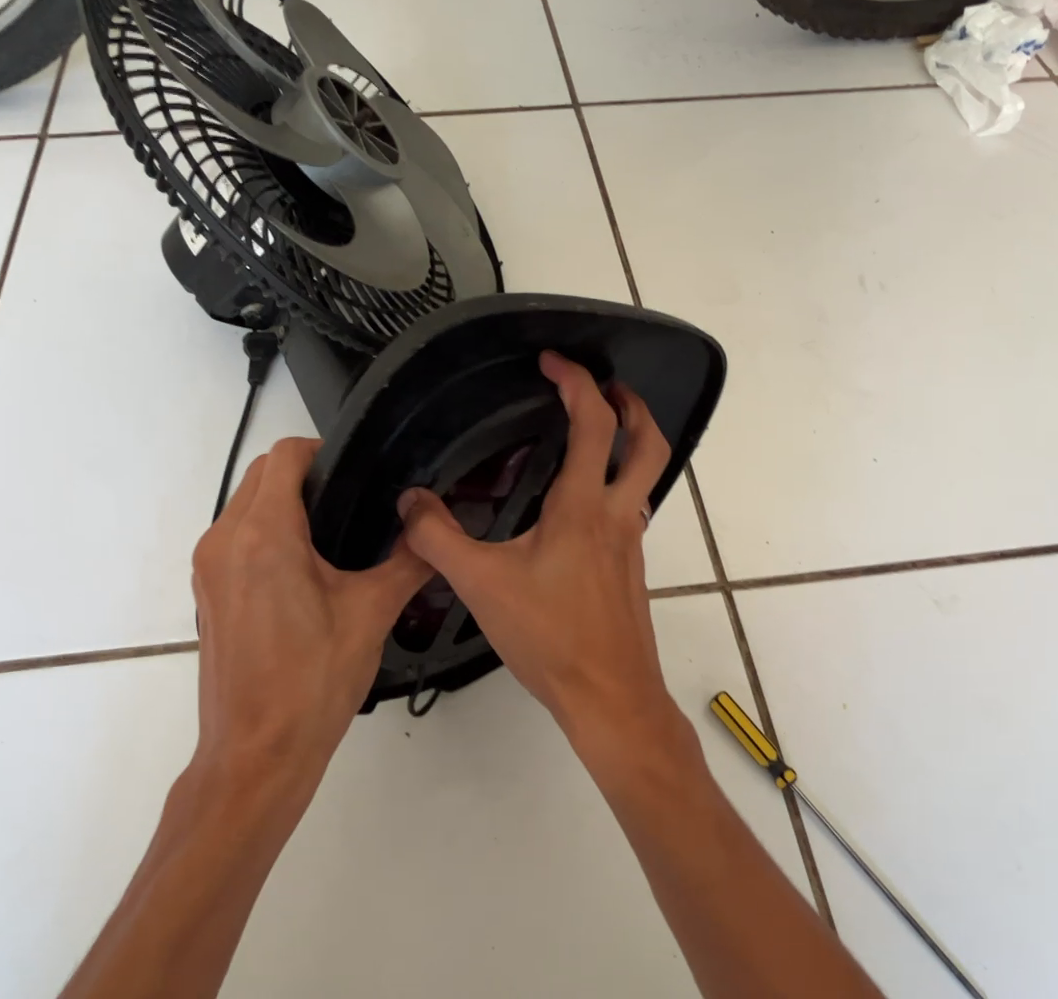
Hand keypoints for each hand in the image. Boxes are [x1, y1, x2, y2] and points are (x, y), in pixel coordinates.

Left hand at [192, 437, 432, 782]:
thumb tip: (431, 532)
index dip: (324, 451)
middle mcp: (224, 541)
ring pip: (244, 504)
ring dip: (283, 504)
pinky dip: (265, 534)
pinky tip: (306, 569)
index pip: (286, 456)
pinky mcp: (206, 593)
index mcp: (263, 536)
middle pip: (261, 474)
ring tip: (335, 536)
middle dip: (305, 475)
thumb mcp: (371, 614)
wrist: (258, 753)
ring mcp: (208, 568)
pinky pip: (235, 538)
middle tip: (355, 503)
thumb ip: (407, 562)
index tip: (359, 472)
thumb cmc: (313, 682)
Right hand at [395, 352, 677, 743]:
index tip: (553, 361)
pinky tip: (579, 510)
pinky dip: (616, 486)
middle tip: (608, 386)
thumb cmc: (549, 637)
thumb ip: (437, 539)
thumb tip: (409, 502)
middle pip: (648, 443)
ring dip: (630, 445)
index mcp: (583, 508)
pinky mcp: (631, 571)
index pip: (593, 424)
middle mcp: (616, 517)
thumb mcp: (481, 584)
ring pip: (646, 478)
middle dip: (633, 405)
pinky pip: (631, 511)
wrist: (609, 696)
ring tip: (595, 436)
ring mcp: (631, 544)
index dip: (577, 382)